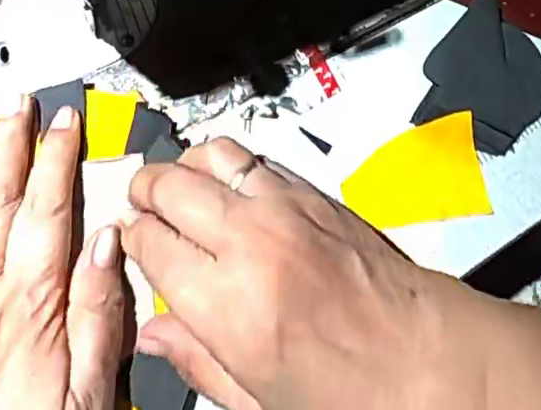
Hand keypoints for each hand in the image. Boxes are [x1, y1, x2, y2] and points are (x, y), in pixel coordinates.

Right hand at [119, 137, 483, 409]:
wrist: (412, 346)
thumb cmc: (342, 385)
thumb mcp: (252, 397)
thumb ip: (194, 358)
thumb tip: (152, 331)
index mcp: (227, 301)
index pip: (152, 243)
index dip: (132, 236)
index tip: (128, 236)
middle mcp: (252, 240)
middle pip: (174, 186)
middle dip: (147, 188)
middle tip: (142, 200)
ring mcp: (286, 206)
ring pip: (216, 154)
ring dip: (188, 163)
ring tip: (179, 181)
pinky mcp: (313, 191)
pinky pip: (259, 159)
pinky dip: (233, 162)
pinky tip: (228, 182)